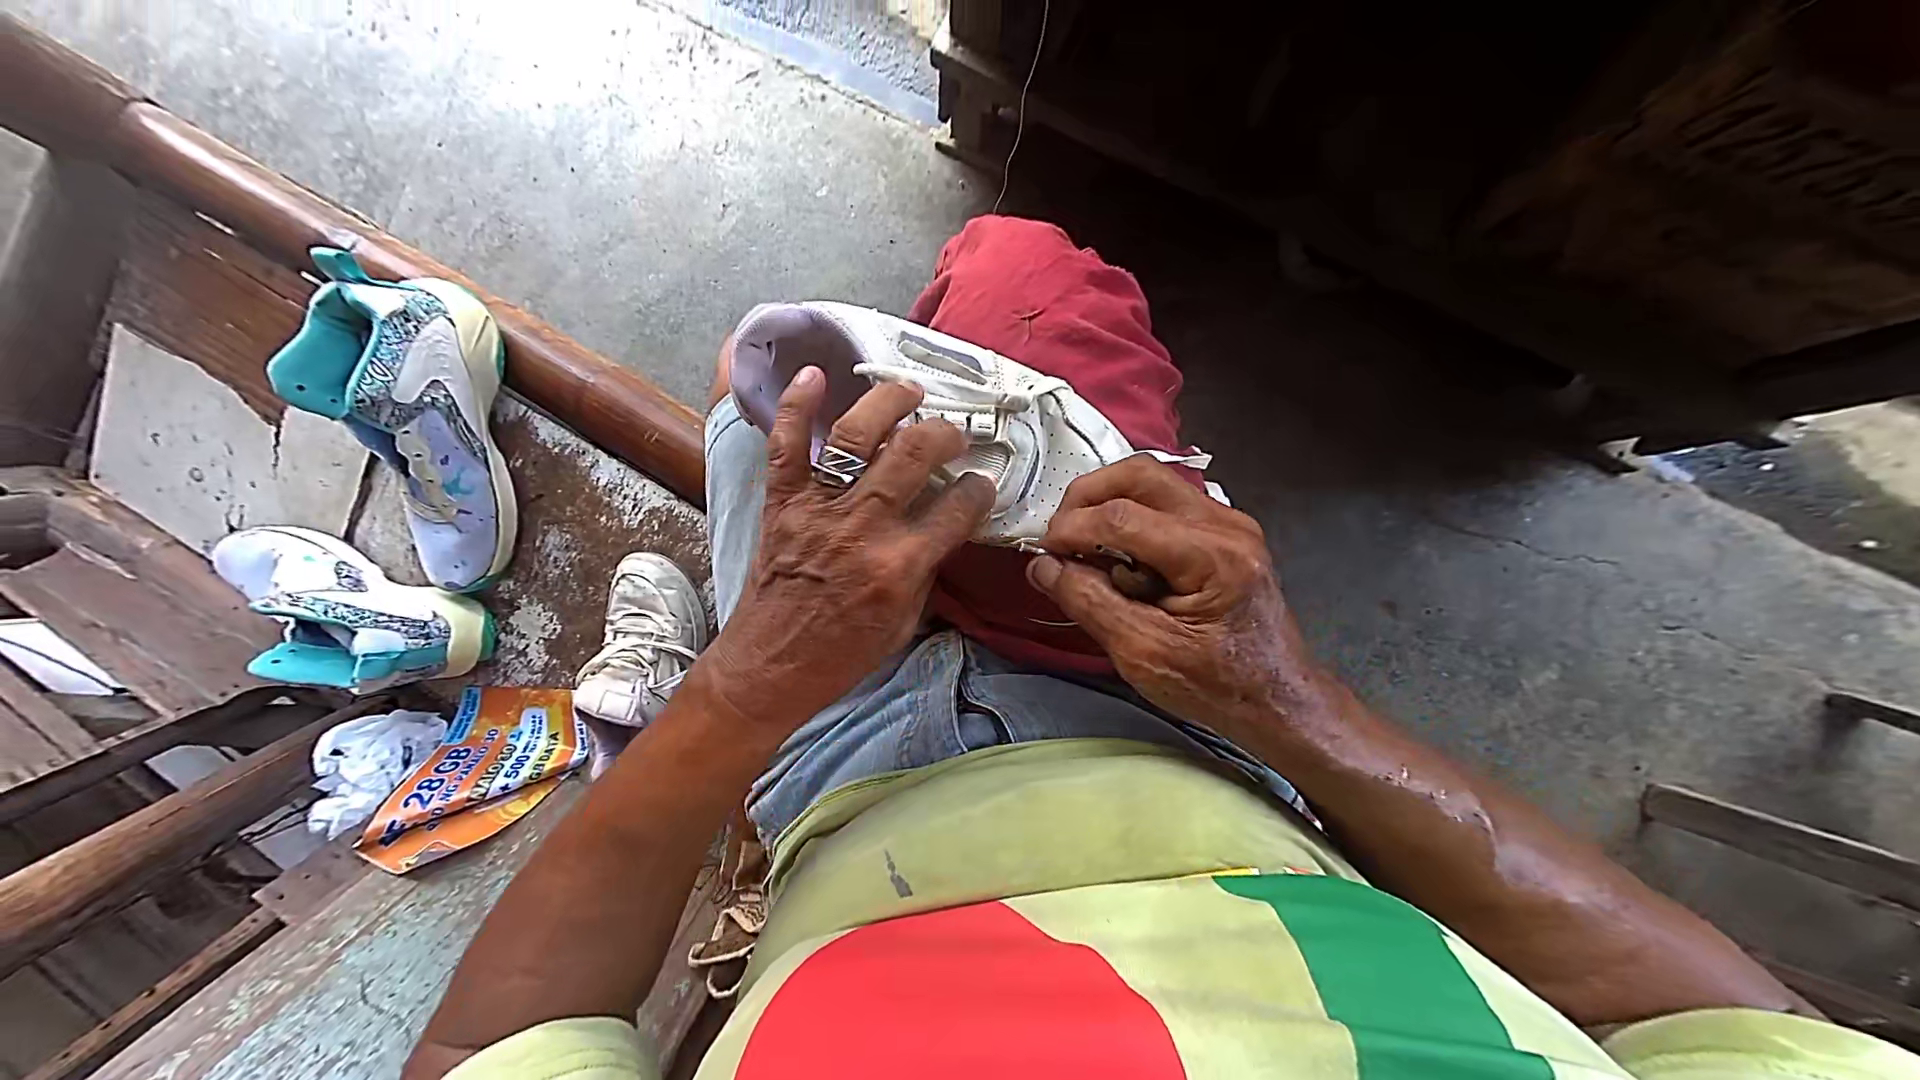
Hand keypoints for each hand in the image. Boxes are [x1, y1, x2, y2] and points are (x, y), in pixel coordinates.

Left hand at [694, 367, 994, 732]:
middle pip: (915, 455)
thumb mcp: (906, 620)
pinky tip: (814, 376)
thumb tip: (944, 527)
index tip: (981, 484)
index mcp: (901, 565)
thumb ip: (927, 567)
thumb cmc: (842, 654)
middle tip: (953, 437)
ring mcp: (819, 509)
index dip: (979, 491)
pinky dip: (797, 406)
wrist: (771, 667)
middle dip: (945, 436)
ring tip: (909, 392)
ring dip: (889, 403)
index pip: (958, 509)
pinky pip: (786, 444)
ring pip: (858, 436)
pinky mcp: (783, 503)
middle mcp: (864, 527)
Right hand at [1027, 458, 1325, 735]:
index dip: (1071, 530)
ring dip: (1105, 504)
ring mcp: (1228, 522)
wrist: (1275, 698)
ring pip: (1150, 480)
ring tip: (1084, 547)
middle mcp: (1226, 525)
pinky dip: (1128, 517)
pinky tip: (1118, 556)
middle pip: (1138, 475)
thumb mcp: (1141, 652)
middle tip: (1059, 537)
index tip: (1045, 555)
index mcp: (1213, 557)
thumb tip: (1043, 567)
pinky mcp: (1221, 530)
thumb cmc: (1216, 686)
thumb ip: (1088, 602)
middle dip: (1085, 499)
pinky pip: (1163, 502)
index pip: (1123, 517)